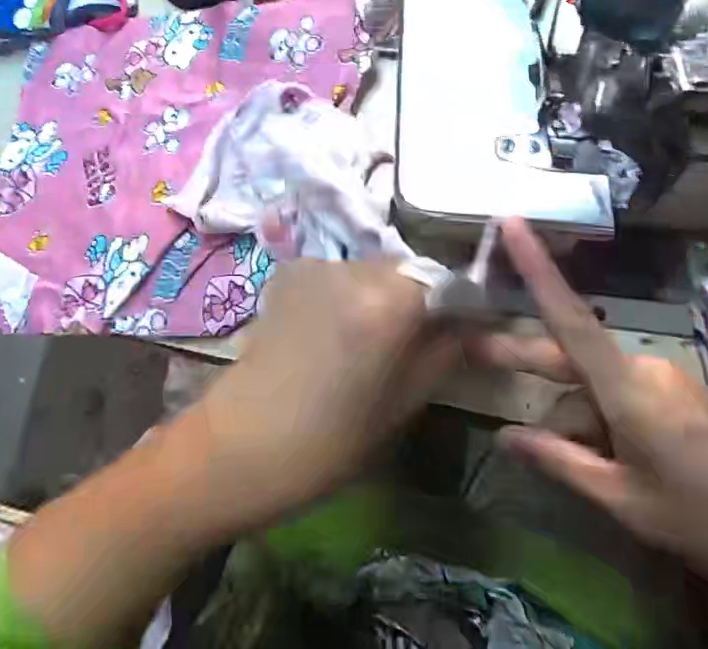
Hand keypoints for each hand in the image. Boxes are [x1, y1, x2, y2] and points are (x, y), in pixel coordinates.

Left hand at [184, 258, 460, 528]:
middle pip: (406, 270)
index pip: (445, 280)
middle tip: (420, 339)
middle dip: (420, 298)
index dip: (460, 303)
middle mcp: (351, 268)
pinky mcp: (287, 273)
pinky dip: (348, 294)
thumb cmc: (328, 441)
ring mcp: (314, 266)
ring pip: (371, 270)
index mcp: (386, 301)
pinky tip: (335, 332)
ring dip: (382, 295)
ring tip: (373, 341)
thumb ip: (441, 353)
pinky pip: (337, 275)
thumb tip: (468, 325)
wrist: (239, 443)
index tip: (466, 328)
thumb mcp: (400, 404)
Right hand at [468, 219, 707, 648]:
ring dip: (573, 411)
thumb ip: (561, 462)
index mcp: (629, 390)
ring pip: (597, 382)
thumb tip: (504, 435)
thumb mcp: (629, 504)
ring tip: (575, 464)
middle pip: (570, 354)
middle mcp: (648, 369)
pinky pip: (626, 393)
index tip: (511, 221)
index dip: (535, 266)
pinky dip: (602, 418)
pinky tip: (610, 460)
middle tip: (473, 355)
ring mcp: (672, 379)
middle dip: (523, 358)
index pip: (568, 317)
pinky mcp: (688, 394)